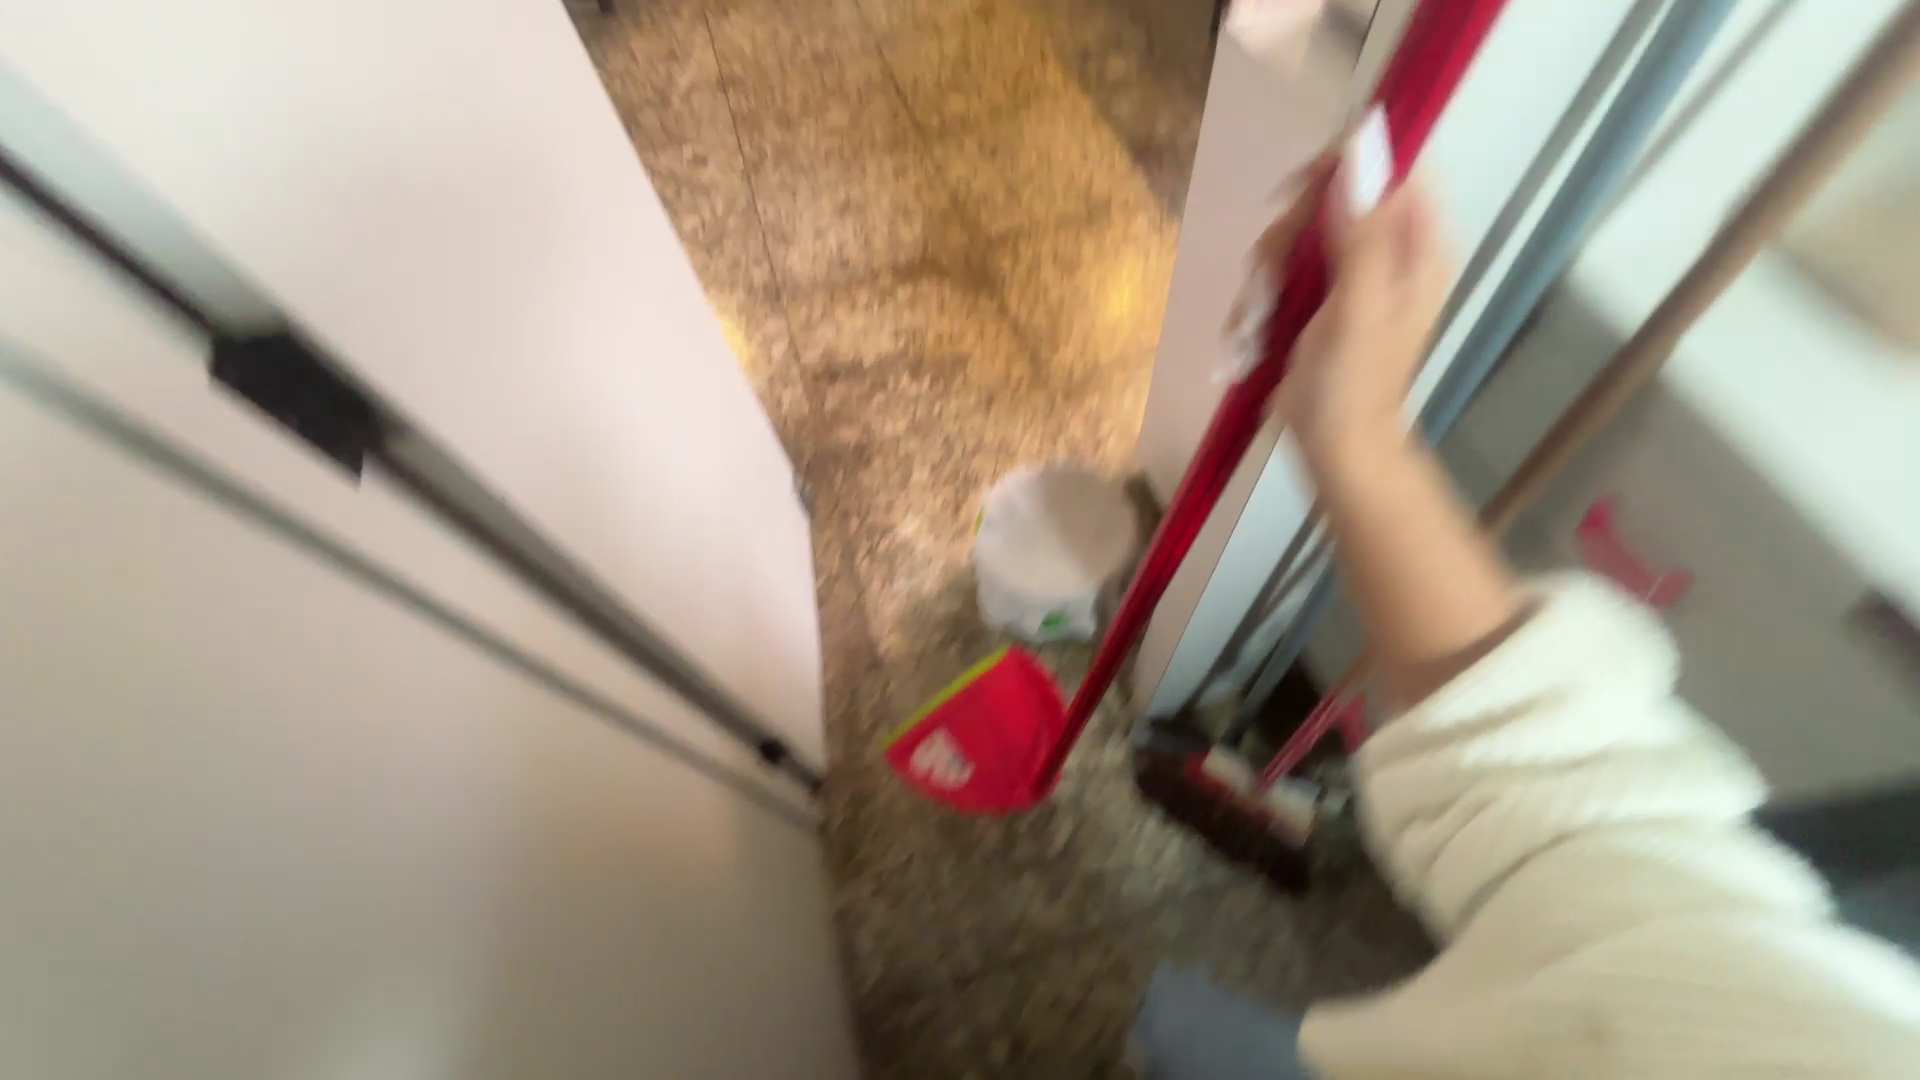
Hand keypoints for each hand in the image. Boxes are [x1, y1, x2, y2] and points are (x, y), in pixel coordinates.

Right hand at [1272, 174, 1453, 472]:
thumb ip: (1364, 230)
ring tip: (1252, 332)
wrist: (1334, 447)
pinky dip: (1254, 310)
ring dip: (1260, 286)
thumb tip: (1361, 146)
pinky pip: (1275, 278)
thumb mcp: (1359, 308)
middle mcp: (1385, 248)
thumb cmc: (1352, 386)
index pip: (1392, 162)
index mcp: (1416, 242)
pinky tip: (1248, 344)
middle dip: (1283, 245)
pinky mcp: (1314, 300)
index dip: (1341, 166)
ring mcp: (1347, 275)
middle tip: (1267, 288)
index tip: (1294, 202)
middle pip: (1325, 200)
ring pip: (1291, 241)